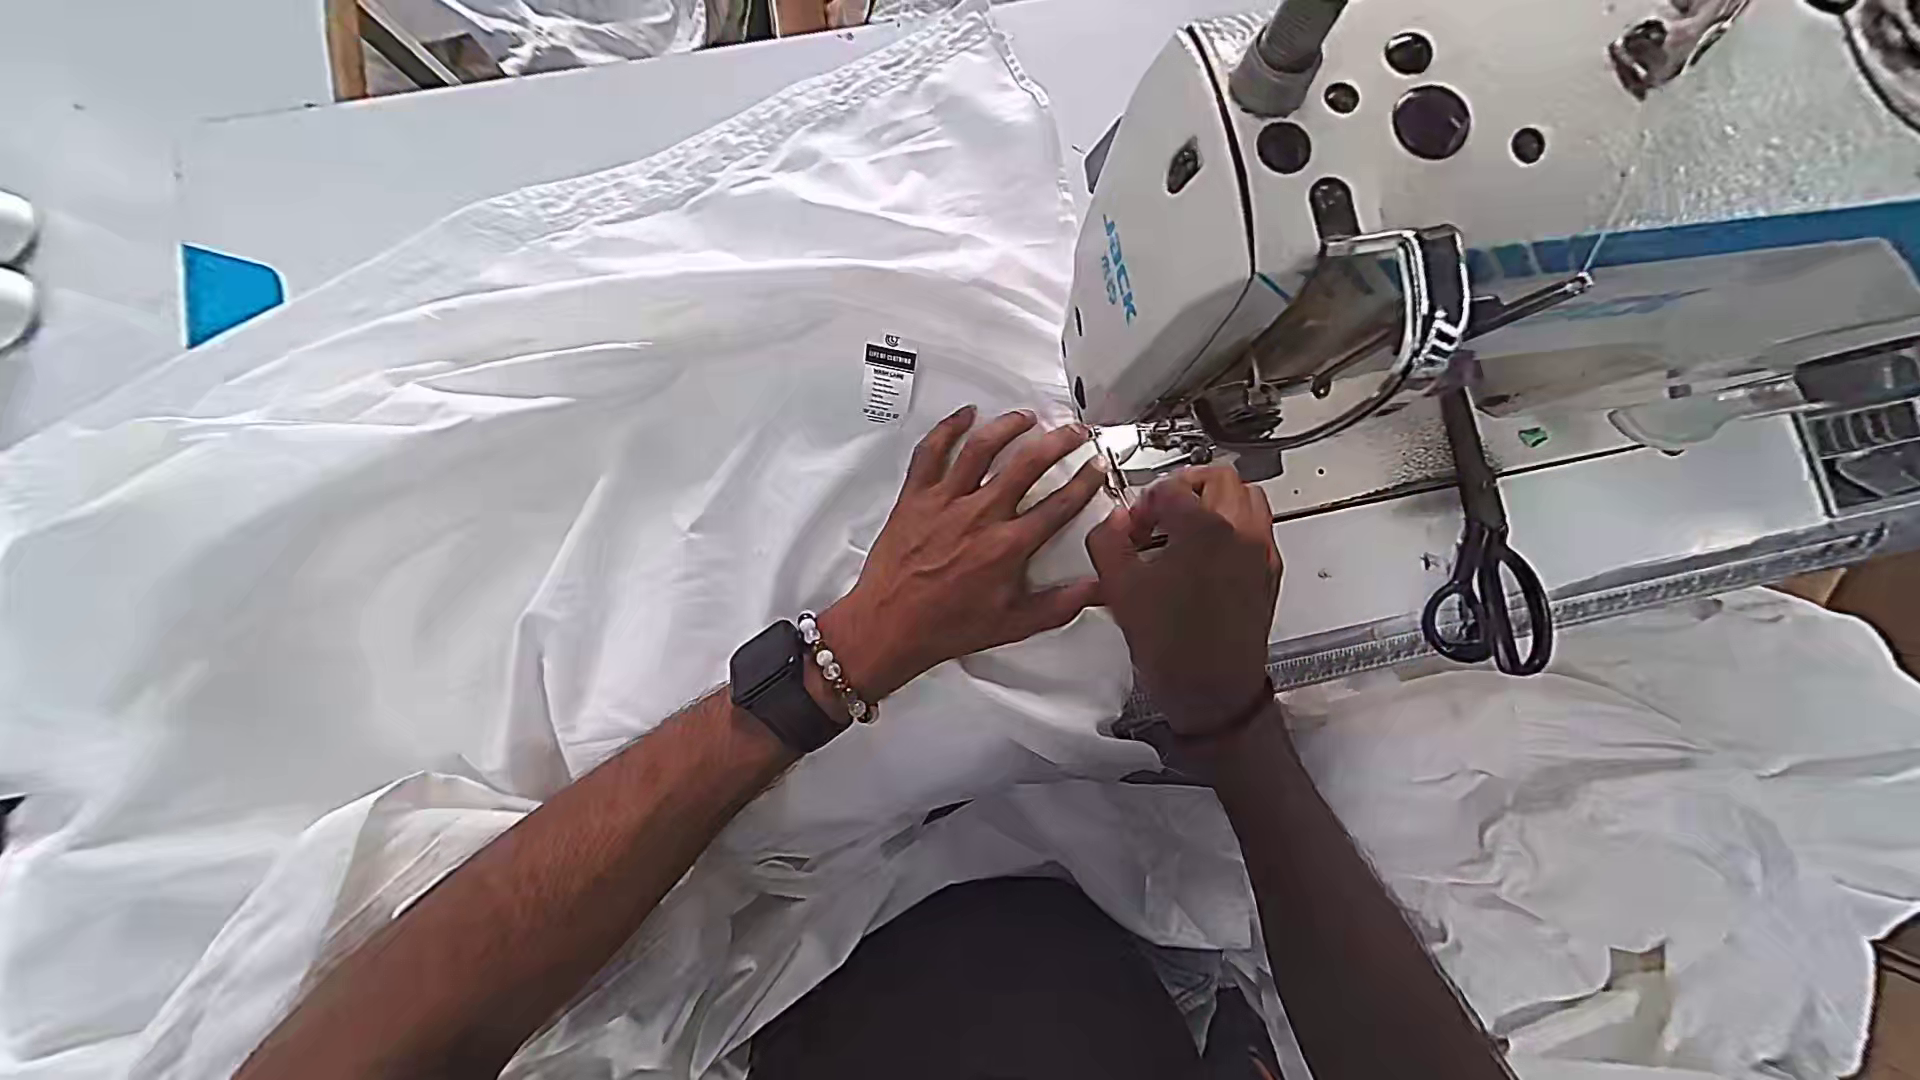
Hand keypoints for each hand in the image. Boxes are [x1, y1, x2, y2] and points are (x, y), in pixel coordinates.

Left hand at [818, 405, 1109, 703]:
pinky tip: (963, 416)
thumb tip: (1094, 590)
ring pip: (982, 448)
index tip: (1094, 468)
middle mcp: (979, 517)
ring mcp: (945, 502)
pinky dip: (948, 428)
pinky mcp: (916, 497)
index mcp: (1007, 546)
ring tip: (1026, 418)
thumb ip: (1059, 605)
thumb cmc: (943, 626)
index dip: (1085, 481)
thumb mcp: (1012, 624)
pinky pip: (931, 452)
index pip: (1059, 504)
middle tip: (1072, 433)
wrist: (889, 625)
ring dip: (1009, 426)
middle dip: (1059, 442)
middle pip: (1028, 464)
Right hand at [1086, 465, 1281, 736]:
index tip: (1133, 523)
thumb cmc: (1174, 648)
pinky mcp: (1269, 573)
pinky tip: (1205, 553)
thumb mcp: (1118, 587)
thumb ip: (1106, 540)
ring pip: (1247, 497)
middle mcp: (1241, 534)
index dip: (1144, 502)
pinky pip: (1257, 529)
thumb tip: (1112, 523)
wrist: (1211, 690)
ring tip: (1185, 527)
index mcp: (1204, 530)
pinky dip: (1233, 526)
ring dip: (1214, 501)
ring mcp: (1260, 553)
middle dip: (1184, 487)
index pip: (1171, 488)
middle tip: (1161, 511)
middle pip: (1218, 478)